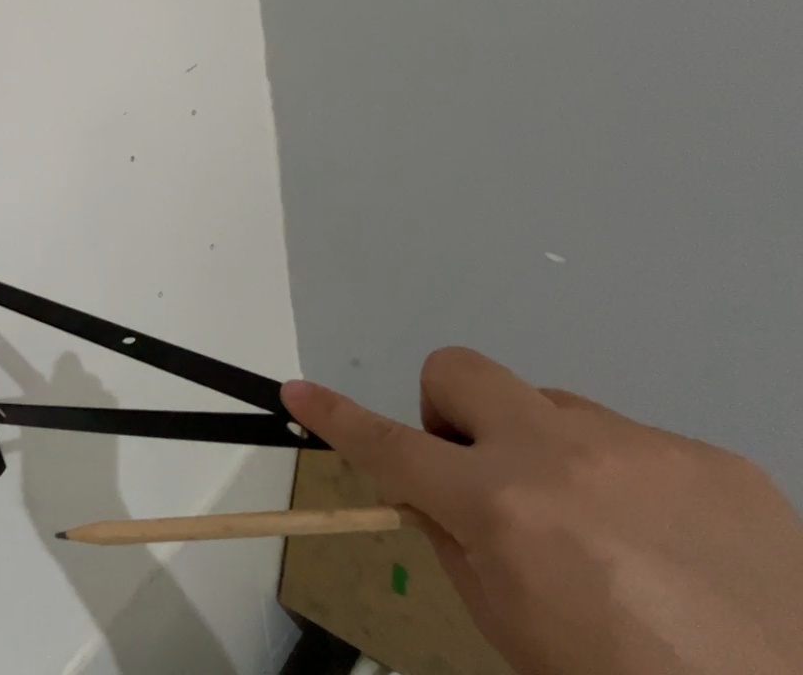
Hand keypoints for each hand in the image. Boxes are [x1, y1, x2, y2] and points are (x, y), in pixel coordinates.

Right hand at [284, 349, 802, 674]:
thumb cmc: (611, 673)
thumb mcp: (504, 619)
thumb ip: (453, 536)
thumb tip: (431, 492)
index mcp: (498, 506)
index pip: (385, 445)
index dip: (333, 417)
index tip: (297, 391)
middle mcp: (561, 457)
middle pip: (461, 370)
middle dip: (450, 412)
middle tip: (480, 471)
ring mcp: (644, 450)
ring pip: (554, 408)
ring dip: (548, 451)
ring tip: (602, 525)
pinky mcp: (716, 461)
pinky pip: (636, 443)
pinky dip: (627, 479)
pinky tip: (671, 541)